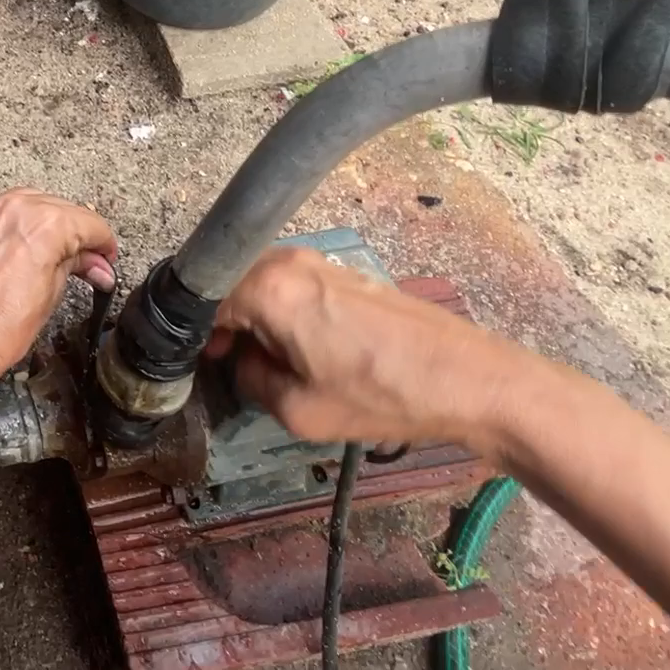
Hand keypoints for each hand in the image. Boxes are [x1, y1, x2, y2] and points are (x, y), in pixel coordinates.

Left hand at [0, 189, 116, 378]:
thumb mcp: (53, 292)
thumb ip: (75, 266)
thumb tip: (95, 264)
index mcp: (43, 223)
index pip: (88, 223)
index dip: (104, 243)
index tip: (107, 257)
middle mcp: (14, 208)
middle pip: (61, 209)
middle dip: (78, 234)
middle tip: (88, 262)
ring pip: (32, 204)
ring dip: (49, 222)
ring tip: (57, 252)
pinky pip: (3, 212)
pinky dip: (18, 224)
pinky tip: (25, 245)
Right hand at [207, 246, 538, 453]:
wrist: (472, 380)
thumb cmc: (383, 395)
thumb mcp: (298, 410)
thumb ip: (251, 380)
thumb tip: (245, 361)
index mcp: (267, 289)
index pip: (204, 304)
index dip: (197, 336)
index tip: (203, 362)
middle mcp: (285, 260)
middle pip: (229, 287)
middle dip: (225, 323)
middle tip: (233, 363)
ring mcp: (316, 259)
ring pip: (259, 285)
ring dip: (255, 316)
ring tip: (271, 358)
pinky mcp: (340, 268)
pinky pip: (288, 284)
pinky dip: (281, 310)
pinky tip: (303, 346)